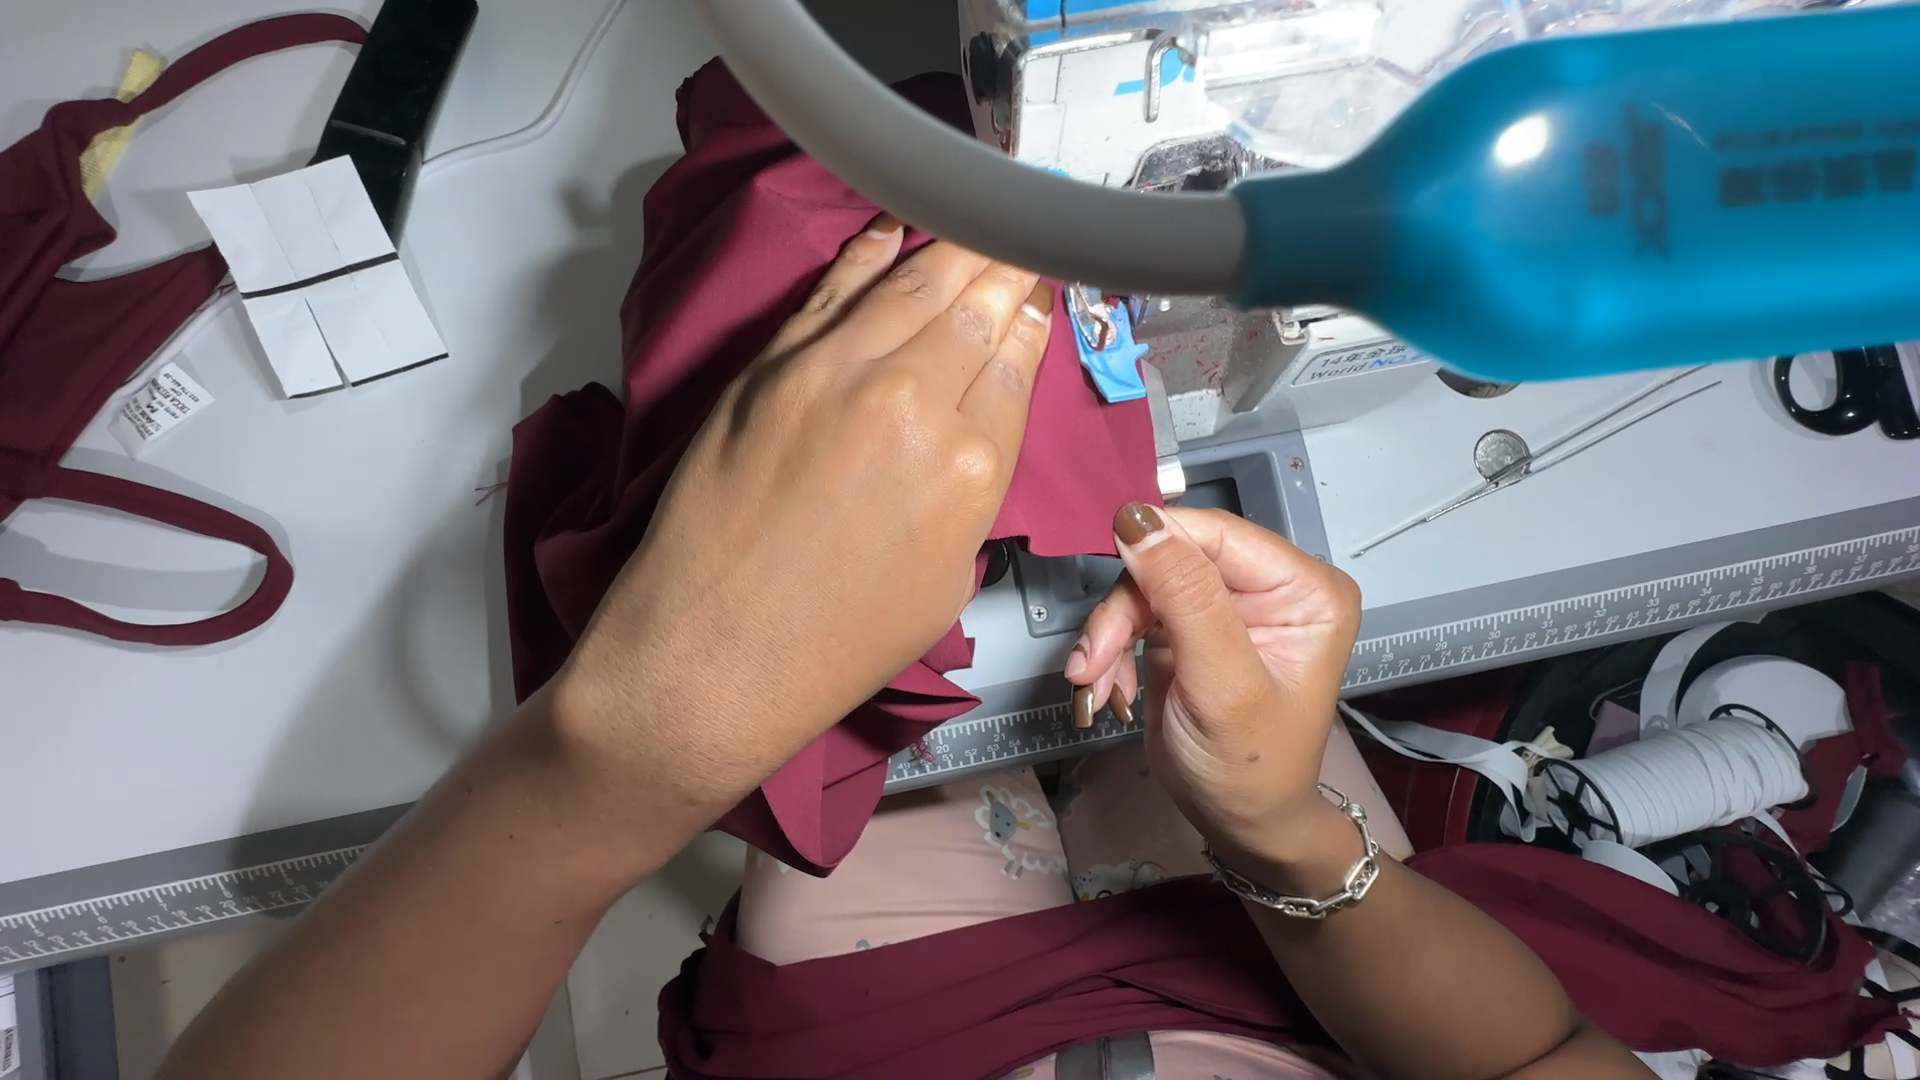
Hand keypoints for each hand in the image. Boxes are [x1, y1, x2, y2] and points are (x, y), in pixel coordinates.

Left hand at [554, 217, 1052, 808]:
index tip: (1037, 293)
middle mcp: (912, 405)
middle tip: (1018, 244)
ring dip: (953, 249)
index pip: (1016, 368)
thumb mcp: (947, 580)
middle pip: (974, 309)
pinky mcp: (769, 367)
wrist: (714, 658)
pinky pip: (834, 288)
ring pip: (912, 283)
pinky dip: (869, 254)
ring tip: (976, 225)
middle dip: (1004, 269)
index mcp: (971, 471)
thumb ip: (974, 488)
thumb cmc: (838, 644)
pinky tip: (894, 229)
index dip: (1031, 323)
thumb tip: (982, 420)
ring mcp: (833, 375)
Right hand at [1067, 504, 1362, 865]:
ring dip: (1109, 635)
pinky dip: (1111, 649)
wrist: (1237, 822)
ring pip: (1141, 584)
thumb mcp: (1221, 683)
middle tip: (1093, 662)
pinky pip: (1132, 613)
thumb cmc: (1250, 766)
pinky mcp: (1184, 625)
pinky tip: (1109, 687)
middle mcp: (1265, 585)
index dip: (1154, 550)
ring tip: (1094, 683)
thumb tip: (1136, 517)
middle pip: (1170, 559)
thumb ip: (1184, 595)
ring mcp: (1221, 604)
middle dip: (1123, 611)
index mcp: (1302, 587)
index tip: (1108, 598)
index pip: (1216, 534)